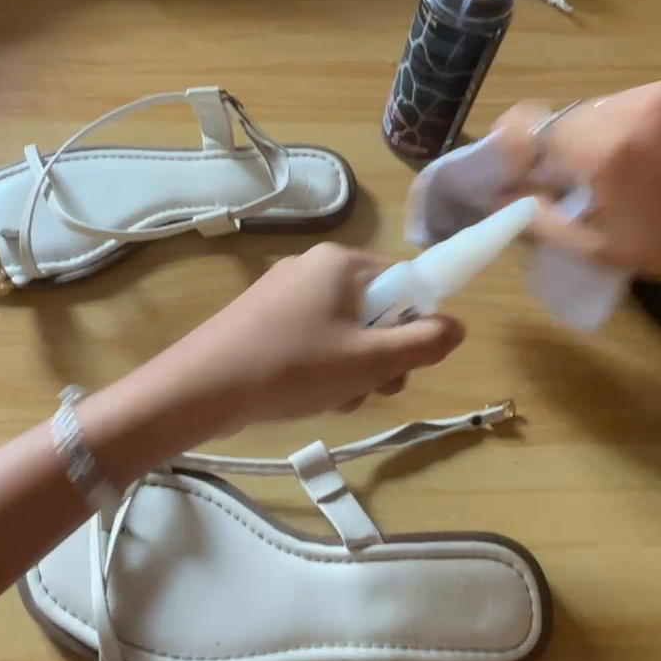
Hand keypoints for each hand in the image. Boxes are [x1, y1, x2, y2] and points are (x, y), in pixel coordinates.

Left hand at [136, 243, 465, 444]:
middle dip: (378, 357)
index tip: (400, 362)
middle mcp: (311, 267)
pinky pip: (310, 339)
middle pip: (373, 311)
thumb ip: (423, 344)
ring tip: (331, 398)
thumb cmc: (294, 366)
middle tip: (367, 389)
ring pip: (342, 332)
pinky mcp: (261, 319)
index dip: (412, 327)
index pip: (403, 284)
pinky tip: (306, 396)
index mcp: (340, 262)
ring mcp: (281, 293)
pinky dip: (318, 368)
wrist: (203, 387)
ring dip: (350, 370)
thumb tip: (457, 326)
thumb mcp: (371, 361)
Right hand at [489, 71, 660, 309]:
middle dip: (568, 144)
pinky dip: (649, 120)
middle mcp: (635, 103)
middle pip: (570, 113)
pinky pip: (653, 96)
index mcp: (605, 148)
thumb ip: (540, 219)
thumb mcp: (603, 247)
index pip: (526, 121)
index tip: (523, 168)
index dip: (512, 143)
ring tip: (640, 167)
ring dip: (609, 130)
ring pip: (611, 103)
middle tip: (589, 179)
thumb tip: (498, 197)